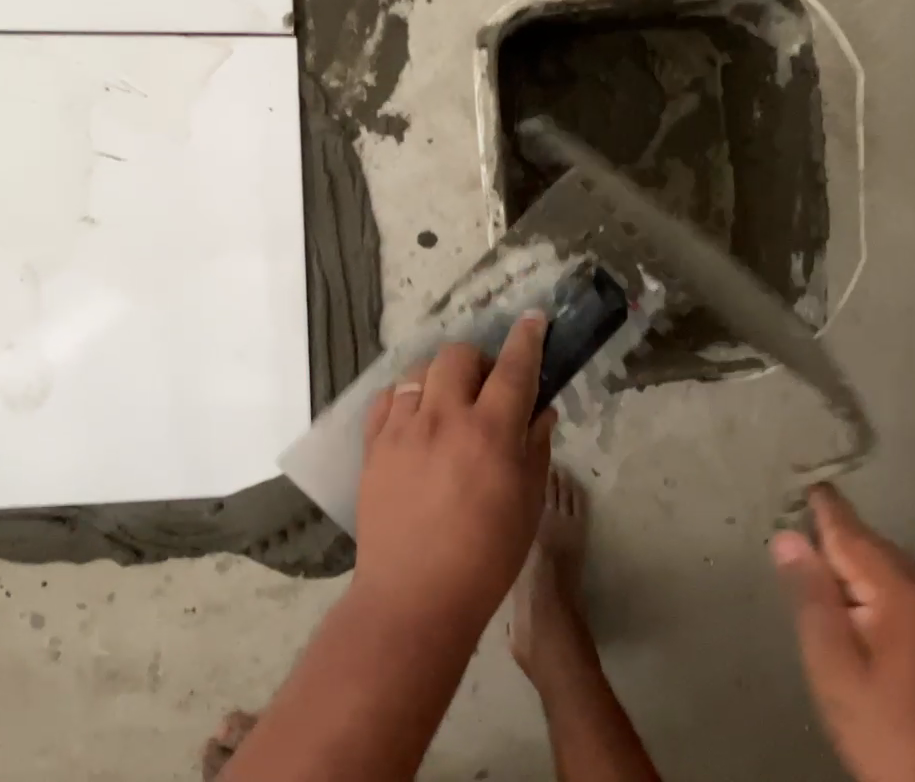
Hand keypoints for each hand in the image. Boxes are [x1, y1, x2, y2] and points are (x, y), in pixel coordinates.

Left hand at [352, 313, 556, 628]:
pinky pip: (387, 400)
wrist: (414, 596)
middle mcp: (444, 419)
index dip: (527, 338)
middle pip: (458, 356)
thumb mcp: (527, 504)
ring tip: (448, 404)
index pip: (514, 368)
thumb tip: (540, 410)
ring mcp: (402, 430)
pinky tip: (415, 419)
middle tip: (486, 388)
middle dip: (478, 360)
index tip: (532, 319)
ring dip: (441, 377)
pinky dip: (405, 399)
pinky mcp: (373, 447)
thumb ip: (535, 447)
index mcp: (490, 433)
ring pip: (419, 372)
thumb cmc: (486, 558)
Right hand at [772, 485, 914, 781]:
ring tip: (822, 575)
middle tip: (797, 535)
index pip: (851, 531)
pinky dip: (883, 590)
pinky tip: (866, 615)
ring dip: (859, 567)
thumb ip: (811, 596)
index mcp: (902, 591)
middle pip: (875, 549)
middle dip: (837, 539)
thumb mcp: (834, 667)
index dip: (824, 506)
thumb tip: (788, 536)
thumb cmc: (889, 733)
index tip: (803, 477)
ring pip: (896, 572)